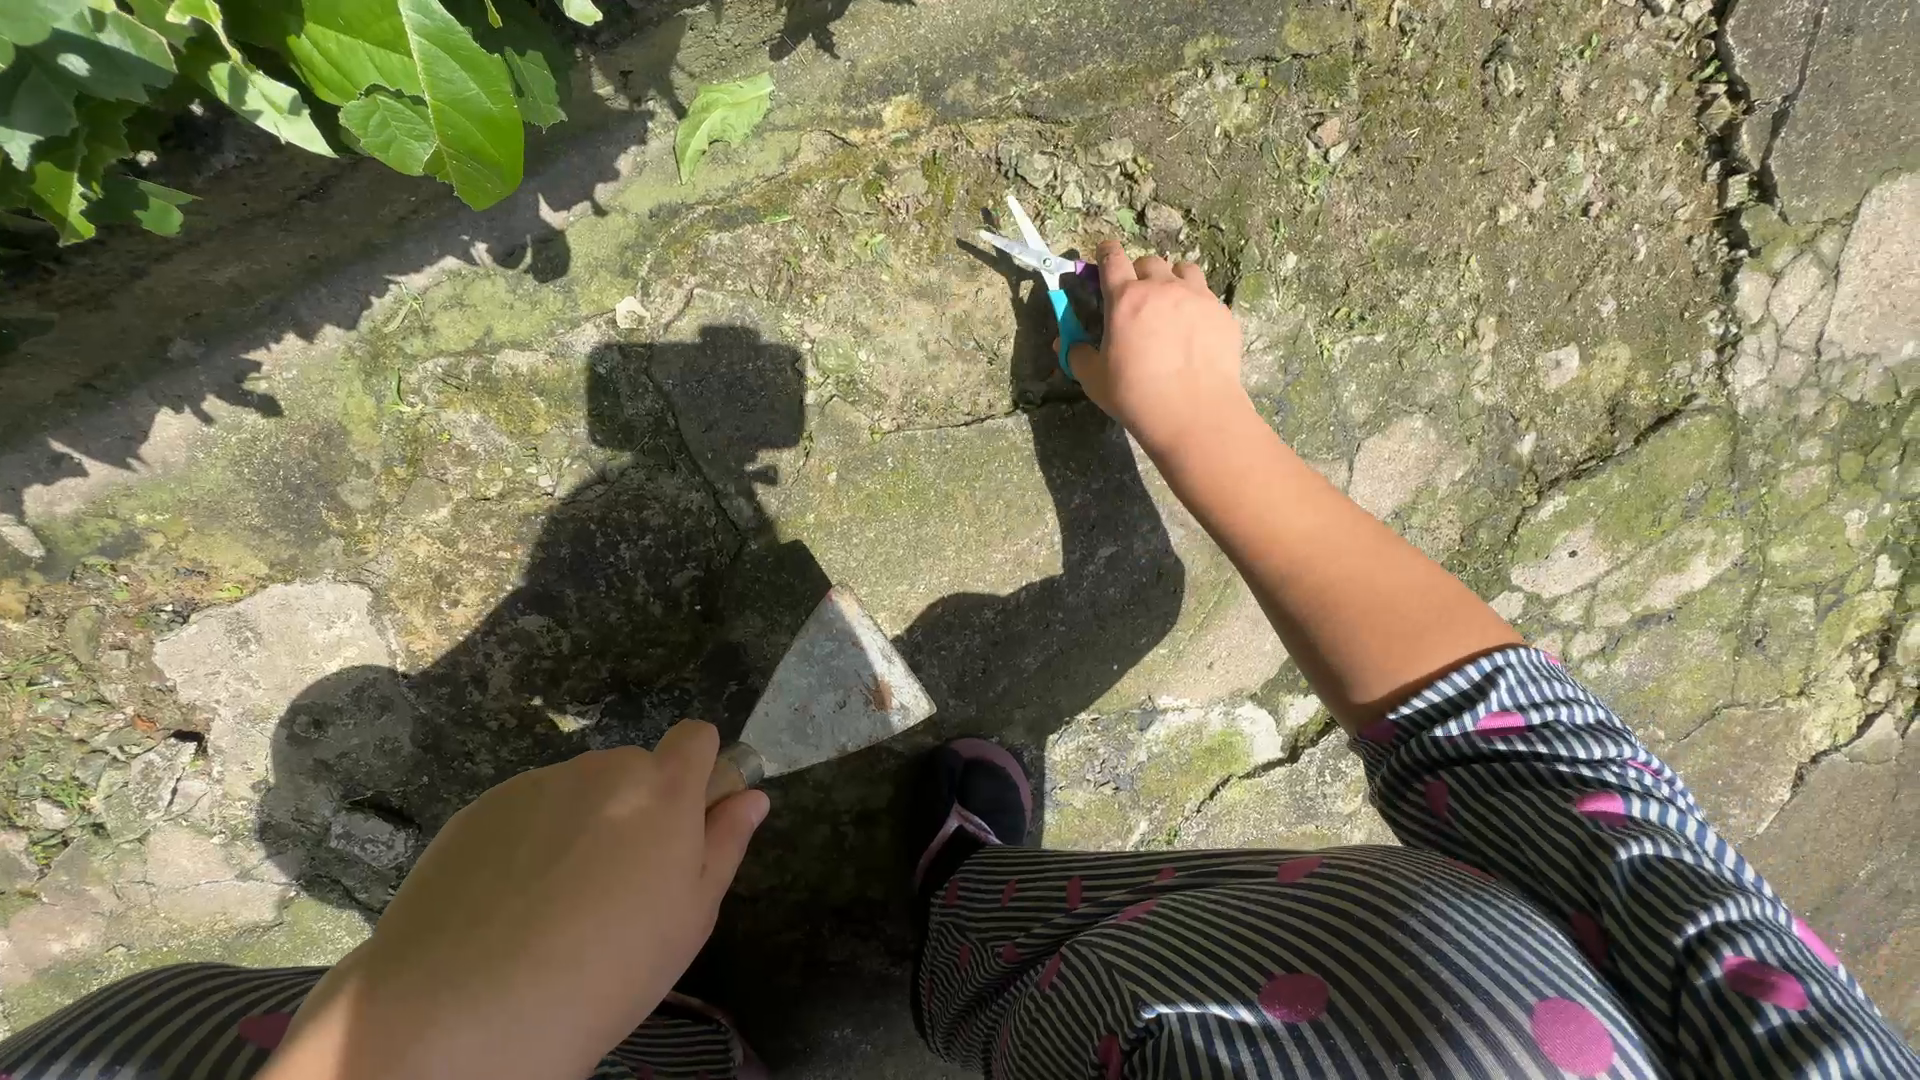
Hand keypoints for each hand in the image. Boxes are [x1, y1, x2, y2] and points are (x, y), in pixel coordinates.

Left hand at [264, 721, 768, 1079]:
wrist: (457, 1013)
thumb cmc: (606, 970)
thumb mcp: (690, 917)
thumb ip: (726, 844)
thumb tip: (752, 798)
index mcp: (664, 789)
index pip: (696, 737)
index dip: (700, 771)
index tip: (688, 823)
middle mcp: (603, 769)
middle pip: (637, 769)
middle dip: (640, 808)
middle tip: (621, 885)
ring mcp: (535, 785)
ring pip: (580, 793)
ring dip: (585, 824)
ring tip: (555, 904)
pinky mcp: (479, 809)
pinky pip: (526, 811)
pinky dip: (529, 841)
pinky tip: (508, 905)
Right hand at [1068, 240, 1250, 452]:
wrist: (1192, 411)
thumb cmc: (1134, 394)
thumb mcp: (1094, 379)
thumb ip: (1078, 355)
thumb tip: (1067, 344)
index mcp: (1124, 298)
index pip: (1112, 258)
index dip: (1106, 252)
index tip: (1105, 253)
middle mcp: (1161, 287)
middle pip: (1149, 261)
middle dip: (1140, 272)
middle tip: (1137, 295)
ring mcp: (1196, 296)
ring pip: (1183, 269)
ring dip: (1173, 279)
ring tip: (1170, 302)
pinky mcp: (1221, 312)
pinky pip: (1207, 295)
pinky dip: (1196, 303)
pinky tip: (1194, 328)